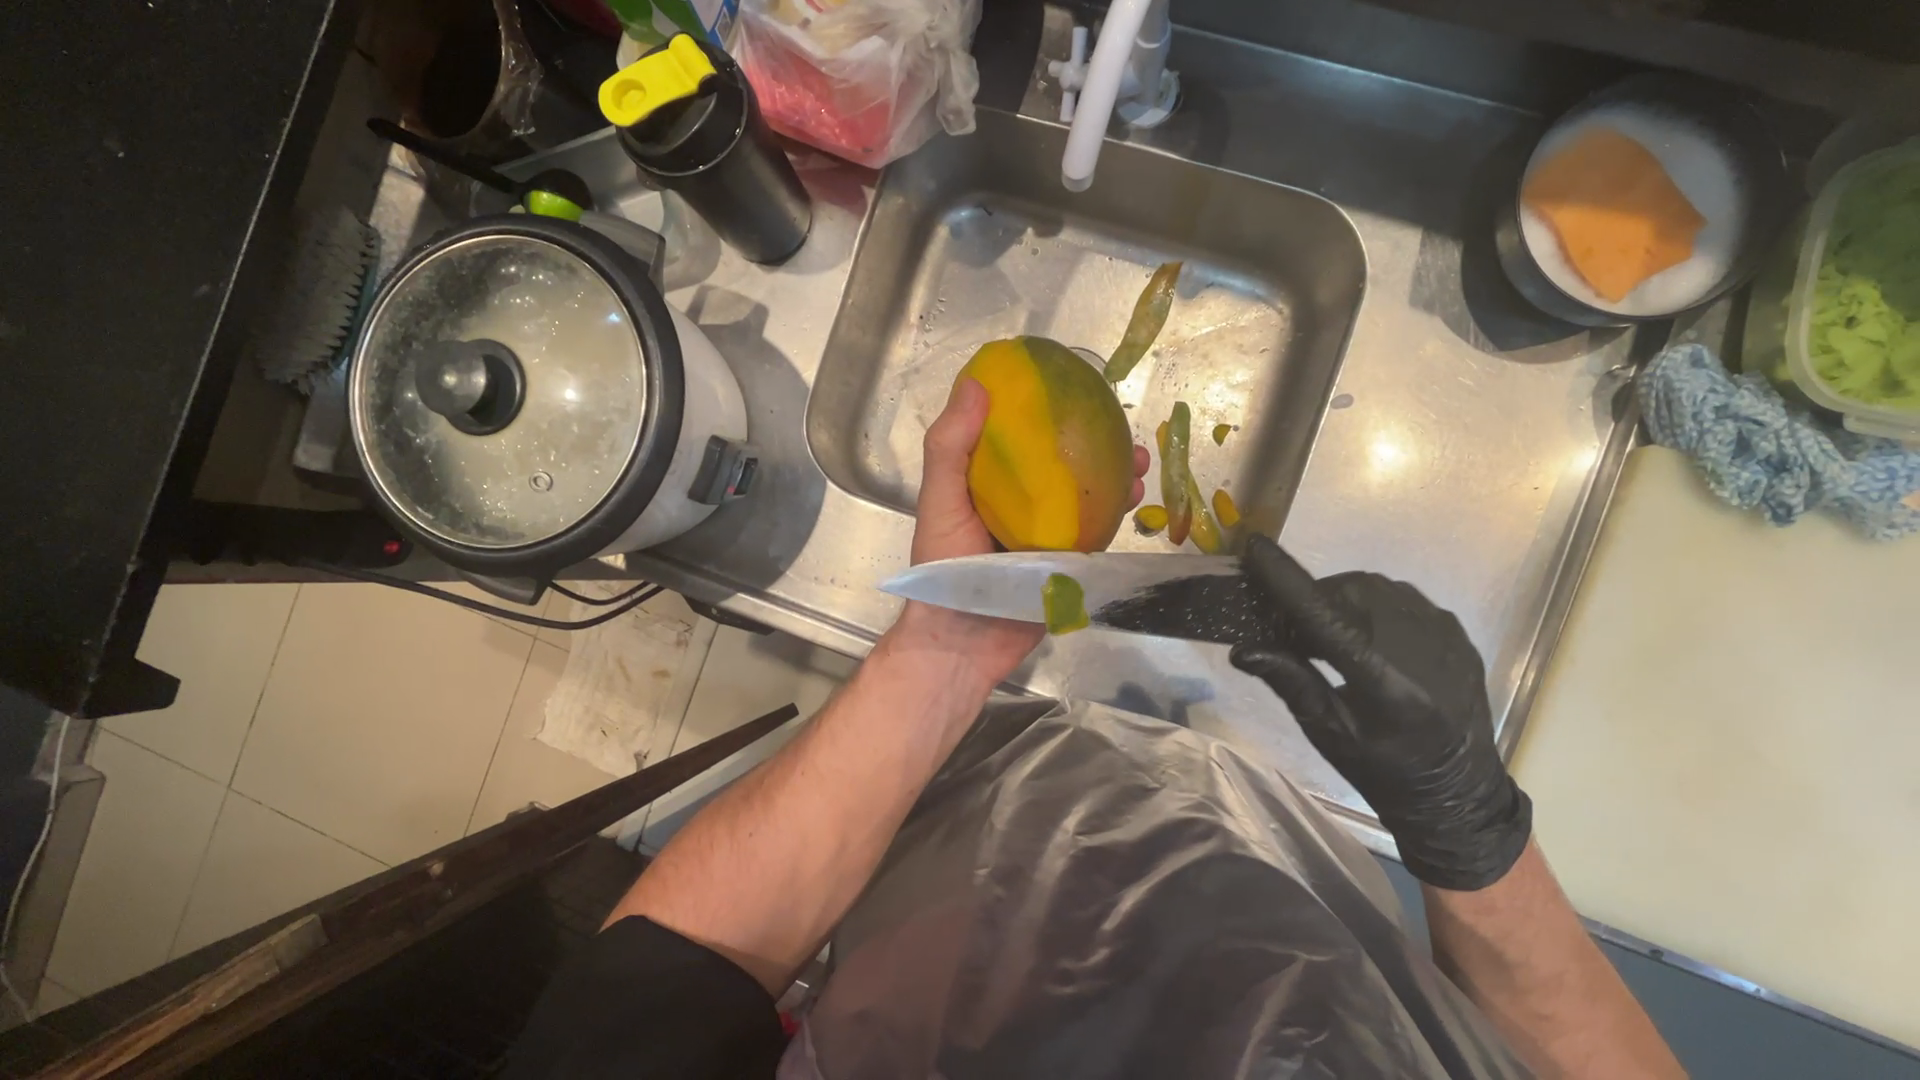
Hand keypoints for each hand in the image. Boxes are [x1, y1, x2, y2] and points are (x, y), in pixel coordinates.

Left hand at [892, 378, 1148, 691]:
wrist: (961, 642)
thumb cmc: (942, 567)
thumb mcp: (940, 499)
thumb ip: (950, 447)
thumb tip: (975, 385)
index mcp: (987, 484)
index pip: (1018, 437)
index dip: (1044, 410)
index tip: (1068, 387)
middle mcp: (1019, 504)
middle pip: (1061, 464)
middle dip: (1093, 442)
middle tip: (1118, 425)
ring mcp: (1045, 535)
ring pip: (1085, 496)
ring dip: (1113, 475)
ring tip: (1138, 461)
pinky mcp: (1065, 564)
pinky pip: (1096, 534)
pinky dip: (1116, 515)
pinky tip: (1133, 500)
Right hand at [1228, 535, 1530, 890]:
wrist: (1458, 793)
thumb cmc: (1382, 771)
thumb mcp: (1329, 734)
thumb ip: (1290, 683)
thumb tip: (1243, 649)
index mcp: (1383, 683)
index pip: (1324, 618)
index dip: (1287, 581)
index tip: (1256, 548)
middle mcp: (1419, 649)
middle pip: (1349, 593)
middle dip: (1311, 597)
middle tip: (1290, 628)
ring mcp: (1444, 636)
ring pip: (1376, 587)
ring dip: (1340, 597)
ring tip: (1327, 633)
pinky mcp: (1457, 633)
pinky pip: (1403, 598)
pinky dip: (1372, 606)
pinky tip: (1365, 635)